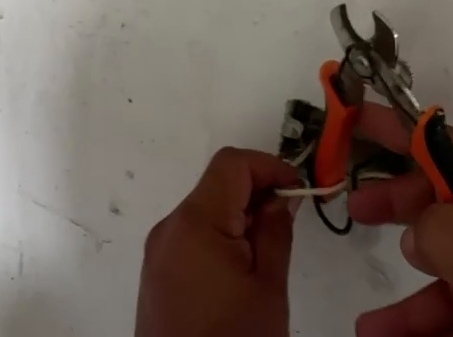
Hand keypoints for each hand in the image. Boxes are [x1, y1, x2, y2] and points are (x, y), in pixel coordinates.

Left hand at [136, 147, 301, 336]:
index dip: (268, 166)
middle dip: (255, 194)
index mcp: (194, 222)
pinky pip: (190, 237)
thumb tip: (280, 198)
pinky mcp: (156, 276)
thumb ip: (275, 232)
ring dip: (238, 217)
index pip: (231, 163)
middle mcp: (168, 228)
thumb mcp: (267, 288)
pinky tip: (241, 270)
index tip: (297, 189)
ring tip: (267, 252)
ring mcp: (157, 252)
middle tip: (288, 223)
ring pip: (204, 211)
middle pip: (216, 185)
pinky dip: (219, 238)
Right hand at [349, 105, 452, 336]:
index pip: (438, 143)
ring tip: (368, 329)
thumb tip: (416, 229)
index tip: (352, 116)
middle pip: (441, 211)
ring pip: (452, 283)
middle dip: (397, 212)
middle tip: (353, 211)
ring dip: (410, 306)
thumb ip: (440, 229)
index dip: (395, 128)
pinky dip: (435, 336)